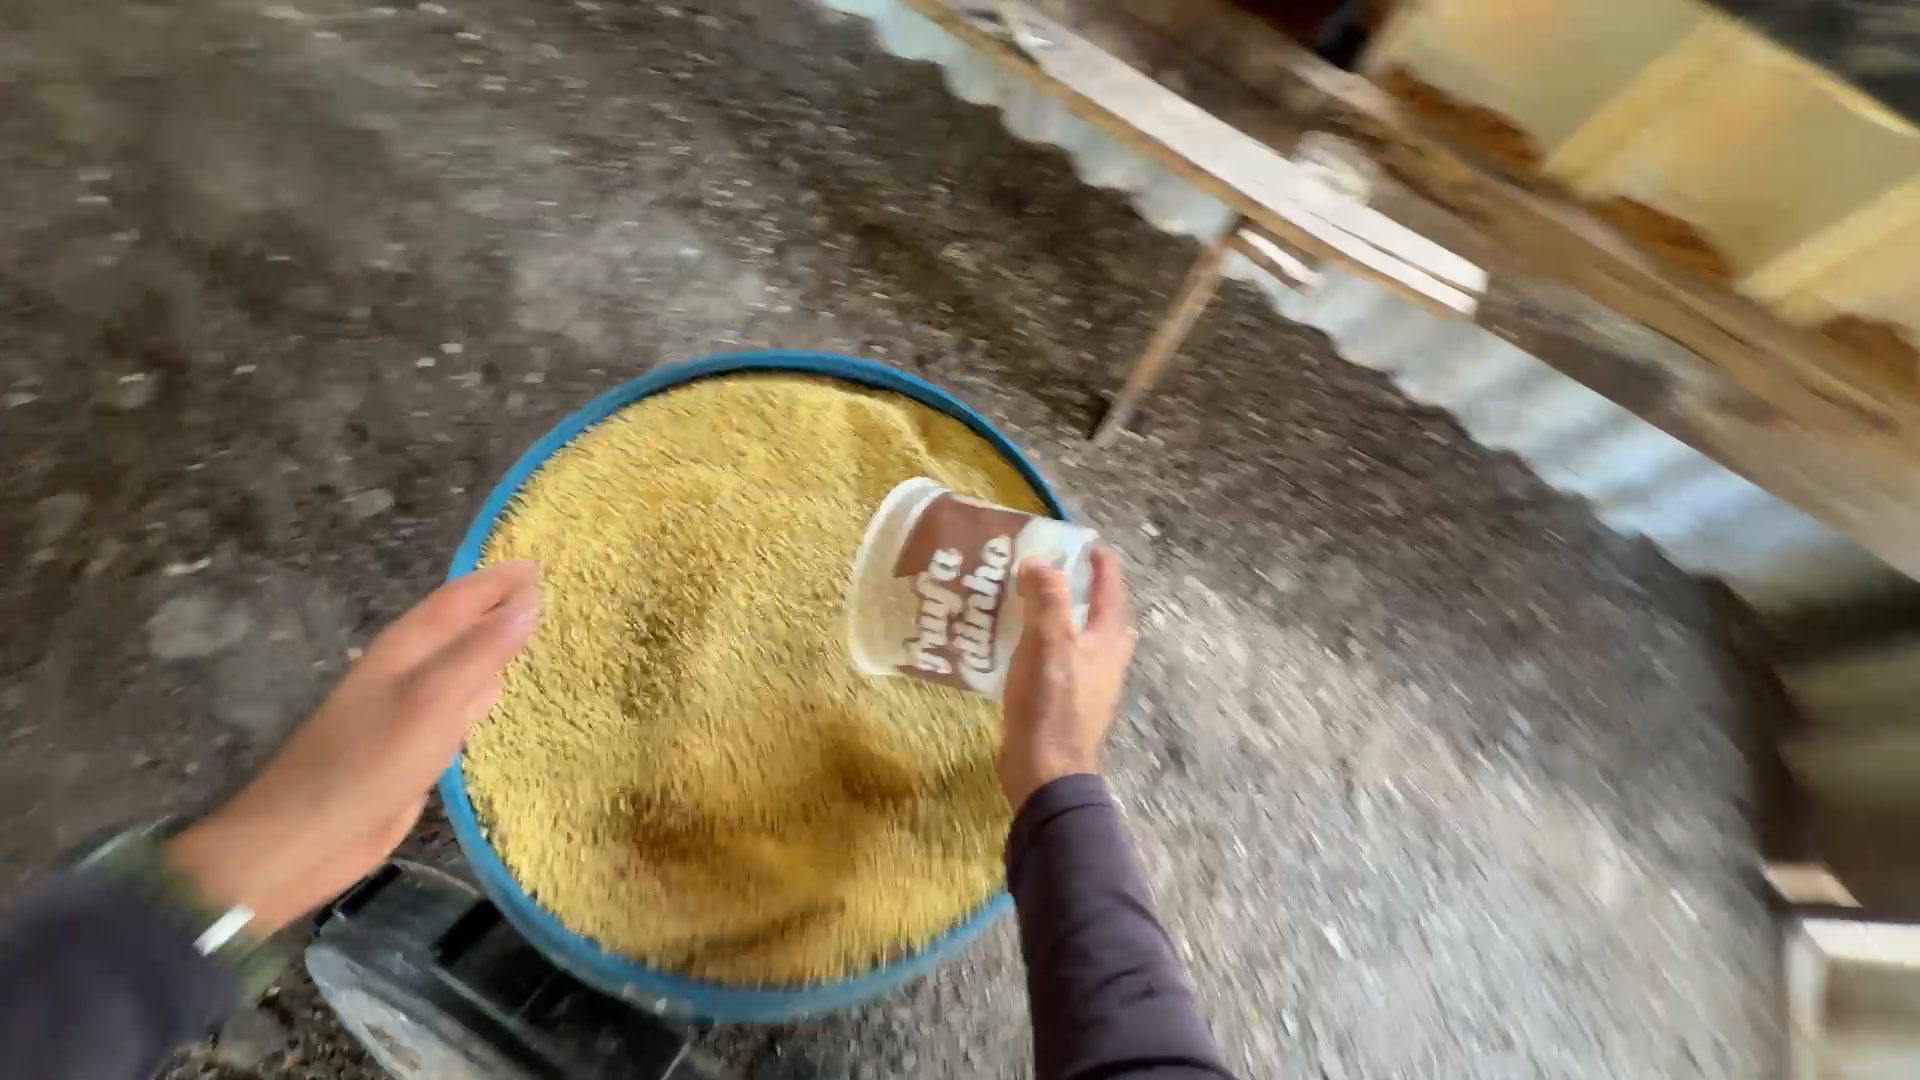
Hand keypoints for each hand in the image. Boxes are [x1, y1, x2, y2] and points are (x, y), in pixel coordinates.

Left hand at [165, 560, 540, 933]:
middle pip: (463, 624)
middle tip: (549, 593)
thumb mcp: (434, 697)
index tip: (544, 565)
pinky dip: (490, 686)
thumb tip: (532, 601)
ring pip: (466, 661)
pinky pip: (464, 700)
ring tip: (537, 630)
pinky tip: (504, 691)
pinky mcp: (420, 740)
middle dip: (502, 605)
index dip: (500, 580)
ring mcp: (414, 705)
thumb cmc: (370, 761)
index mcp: (407, 647)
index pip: (461, 598)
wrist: (306, 839)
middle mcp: (411, 668)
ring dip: (498, 643)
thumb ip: (485, 649)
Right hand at [998, 547, 1133, 811]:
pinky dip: (1046, 644)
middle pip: (1101, 614)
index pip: (1110, 589)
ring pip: (1081, 639)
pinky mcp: (1067, 703)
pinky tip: (1020, 646)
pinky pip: (1061, 660)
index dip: (1099, 563)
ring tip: (1032, 604)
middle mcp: (1106, 660)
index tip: (1085, 542)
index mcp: (1107, 640)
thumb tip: (1039, 561)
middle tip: (1055, 572)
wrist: (1045, 770)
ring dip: (1062, 617)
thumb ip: (1047, 598)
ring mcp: (1089, 684)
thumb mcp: (1049, 642)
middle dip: (1083, 590)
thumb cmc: (1050, 703)